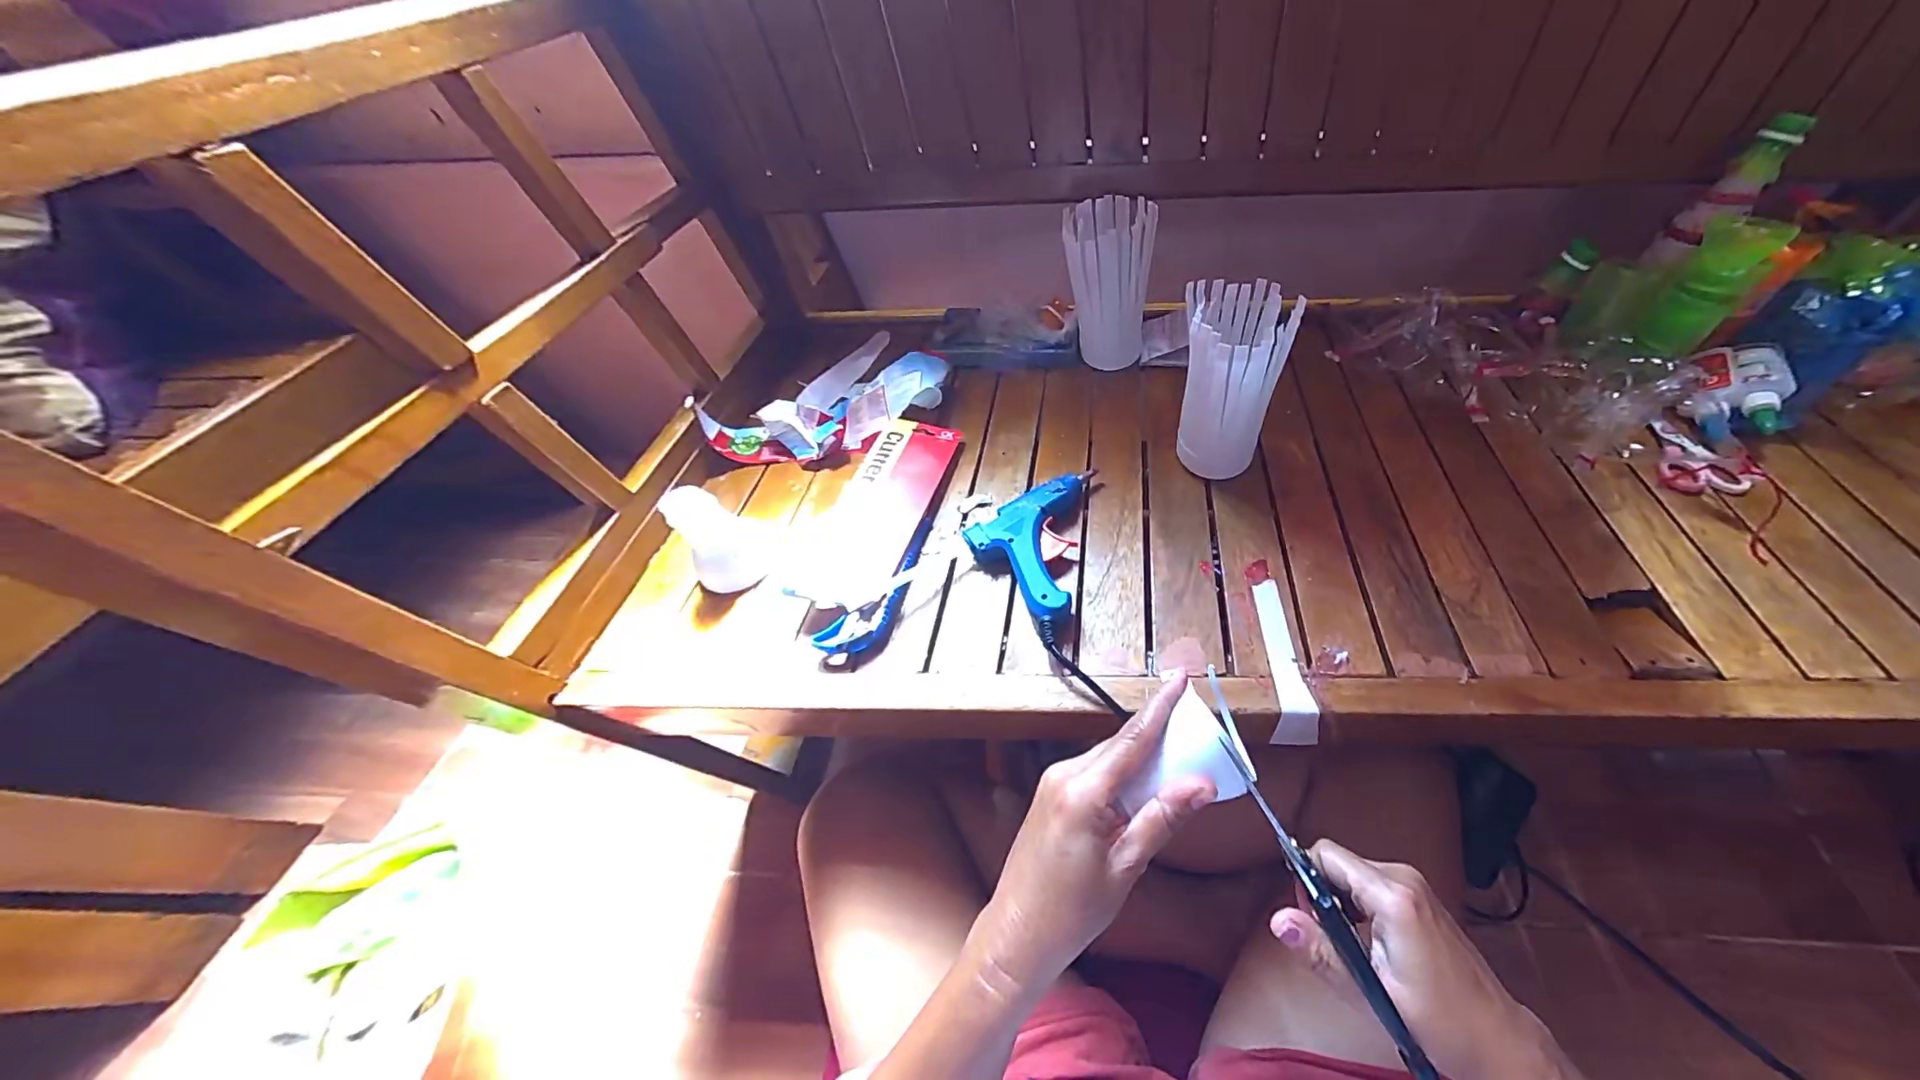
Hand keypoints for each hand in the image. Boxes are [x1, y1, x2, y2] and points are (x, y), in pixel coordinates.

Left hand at [971, 672, 1215, 989]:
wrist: (1019, 929)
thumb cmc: (1071, 909)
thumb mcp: (1126, 867)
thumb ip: (1162, 818)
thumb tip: (1201, 784)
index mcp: (1082, 791)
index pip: (1132, 739)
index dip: (1161, 707)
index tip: (1180, 678)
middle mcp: (1063, 775)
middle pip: (1121, 745)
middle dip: (1160, 738)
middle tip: (1197, 738)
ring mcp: (1052, 781)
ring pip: (1108, 757)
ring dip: (1141, 759)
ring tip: (1179, 770)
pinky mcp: (1050, 792)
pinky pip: (1094, 771)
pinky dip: (1121, 774)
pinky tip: (1142, 790)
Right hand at [1271, 840, 1581, 1079]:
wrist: (1499, 1043)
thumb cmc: (1444, 1022)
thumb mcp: (1370, 990)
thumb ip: (1320, 950)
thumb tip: (1280, 921)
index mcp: (1394, 896)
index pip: (1324, 854)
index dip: (1305, 879)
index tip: (1307, 914)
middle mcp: (1405, 880)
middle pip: (1335, 862)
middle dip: (1321, 895)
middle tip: (1332, 940)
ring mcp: (1414, 886)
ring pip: (1349, 873)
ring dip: (1338, 902)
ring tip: (1353, 946)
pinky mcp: (1417, 896)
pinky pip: (1367, 884)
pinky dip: (1356, 906)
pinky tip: (1369, 943)